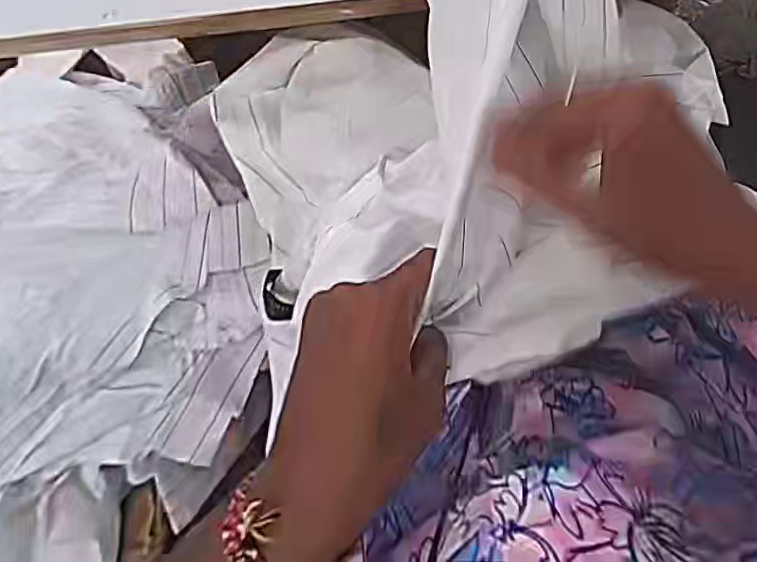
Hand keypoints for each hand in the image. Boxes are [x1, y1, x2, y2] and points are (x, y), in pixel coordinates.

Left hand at [249, 252, 447, 561]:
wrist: (307, 491)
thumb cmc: (373, 444)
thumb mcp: (428, 398)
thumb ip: (434, 349)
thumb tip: (425, 336)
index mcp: (381, 303)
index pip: (424, 265)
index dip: (443, 278)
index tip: (453, 297)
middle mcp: (347, 296)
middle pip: (393, 285)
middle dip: (410, 307)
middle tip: (422, 342)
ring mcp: (320, 313)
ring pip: (368, 302)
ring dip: (382, 321)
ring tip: (390, 363)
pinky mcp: (303, 334)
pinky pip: (346, 318)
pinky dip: (360, 332)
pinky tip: (367, 368)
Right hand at [491, 84, 756, 295]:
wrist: (734, 247)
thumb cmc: (675, 237)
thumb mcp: (593, 213)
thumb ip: (537, 178)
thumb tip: (501, 154)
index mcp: (623, 109)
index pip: (549, 113)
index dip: (513, 134)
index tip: (490, 149)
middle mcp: (641, 94)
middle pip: (566, 105)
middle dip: (532, 133)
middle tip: (503, 155)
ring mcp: (655, 102)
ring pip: (585, 109)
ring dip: (555, 135)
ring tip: (530, 163)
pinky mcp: (661, 115)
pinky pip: (607, 115)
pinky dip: (582, 135)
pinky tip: (568, 160)